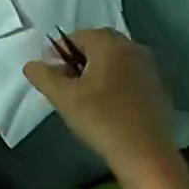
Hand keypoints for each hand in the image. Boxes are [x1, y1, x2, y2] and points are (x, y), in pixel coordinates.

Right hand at [24, 29, 184, 188]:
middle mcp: (134, 48)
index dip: (60, 50)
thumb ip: (44, 77)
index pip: (79, 35)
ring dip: (97, 70)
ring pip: (115, 60)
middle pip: (100, 44)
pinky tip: (107, 105)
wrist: (144, 152)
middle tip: (65, 83)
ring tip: (84, 95)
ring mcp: (149, 67)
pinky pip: (129, 75)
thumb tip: (31, 64)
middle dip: (79, 59)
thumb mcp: (64, 98)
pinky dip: (114, 82)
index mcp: (111, 45)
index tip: (50, 72)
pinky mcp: (156, 87)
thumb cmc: (100, 119)